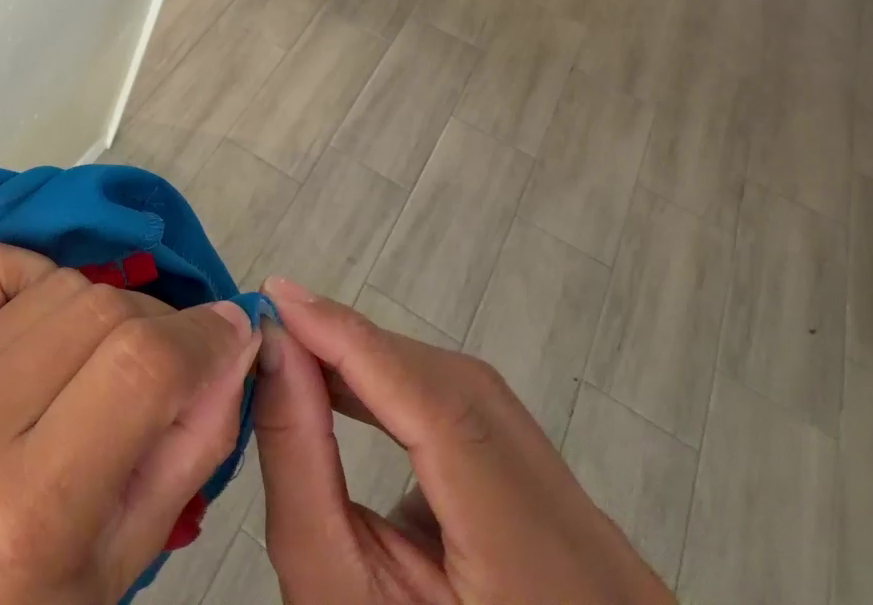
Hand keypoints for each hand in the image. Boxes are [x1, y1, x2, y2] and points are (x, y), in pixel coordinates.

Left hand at [0, 240, 263, 604]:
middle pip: (100, 312)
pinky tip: (58, 323)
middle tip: (178, 359)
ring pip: (57, 284)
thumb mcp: (132, 551)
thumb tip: (232, 343)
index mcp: (34, 500)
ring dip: (110, 306)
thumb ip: (193, 445)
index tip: (230, 338)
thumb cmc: (32, 593)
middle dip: (163, 323)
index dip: (202, 338)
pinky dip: (41, 275)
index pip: (138, 368)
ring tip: (116, 356)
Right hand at [254, 276, 673, 604]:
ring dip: (384, 368)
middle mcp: (595, 546)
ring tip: (302, 353)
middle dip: (365, 348)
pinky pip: (488, 430)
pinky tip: (357, 399)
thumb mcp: (327, 580)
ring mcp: (595, 534)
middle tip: (280, 321)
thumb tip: (276, 349)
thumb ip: (299, 459)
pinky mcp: (573, 523)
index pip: (446, 416)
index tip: (279, 297)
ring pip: (482, 405)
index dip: (358, 343)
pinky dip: (413, 399)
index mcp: (539, 577)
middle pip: (470, 397)